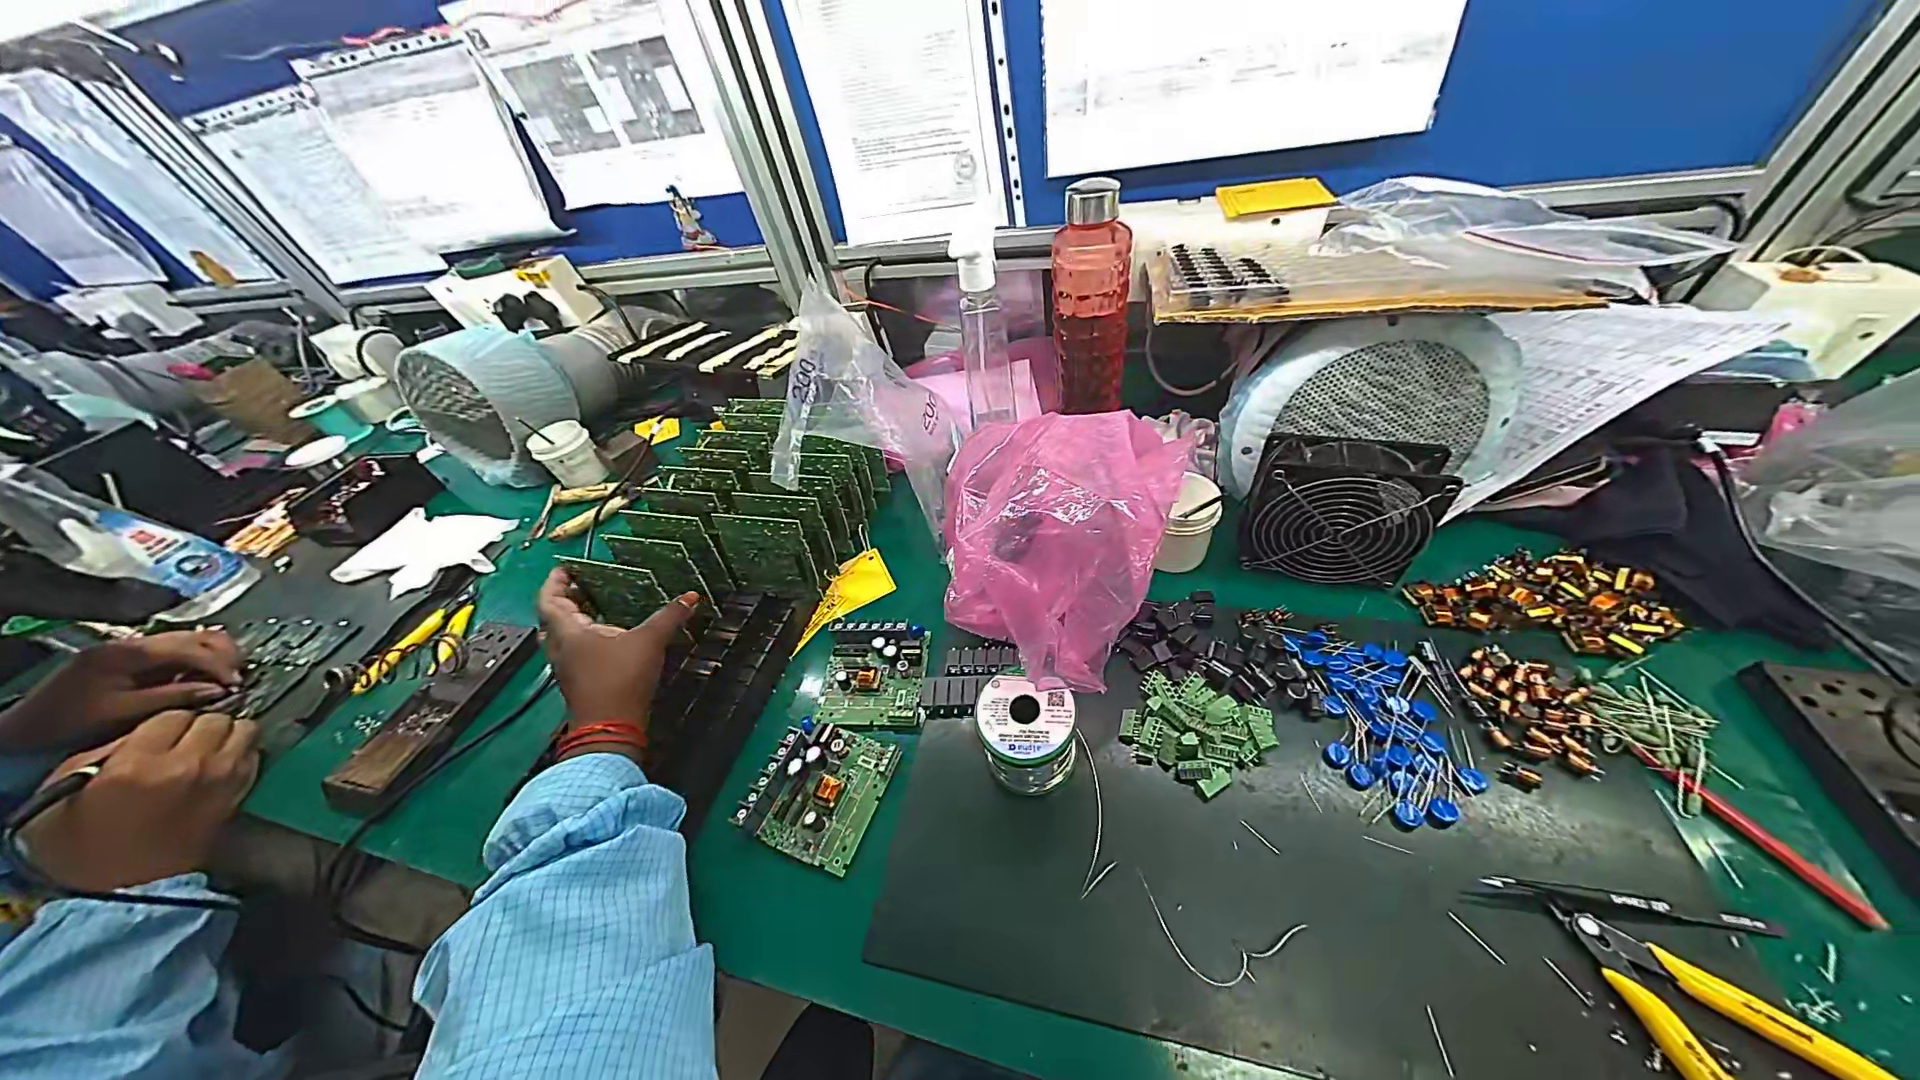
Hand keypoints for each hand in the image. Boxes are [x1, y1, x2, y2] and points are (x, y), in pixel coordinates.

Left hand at [0, 631, 243, 752]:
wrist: (22, 731)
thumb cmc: (70, 724)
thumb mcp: (123, 713)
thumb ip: (174, 697)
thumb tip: (220, 690)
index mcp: (127, 653)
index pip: (192, 648)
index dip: (221, 665)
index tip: (237, 685)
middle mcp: (132, 642)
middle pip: (198, 636)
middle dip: (225, 656)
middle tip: (234, 680)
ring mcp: (132, 646)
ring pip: (194, 639)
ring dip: (215, 657)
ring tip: (222, 680)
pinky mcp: (133, 655)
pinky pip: (180, 650)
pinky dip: (199, 661)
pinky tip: (201, 678)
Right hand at [18, 710, 259, 891]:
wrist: (121, 886)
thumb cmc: (81, 844)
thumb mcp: (67, 790)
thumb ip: (107, 751)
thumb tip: (148, 733)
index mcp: (139, 764)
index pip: (172, 717)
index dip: (164, 725)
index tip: (157, 737)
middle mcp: (190, 764)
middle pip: (216, 719)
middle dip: (200, 727)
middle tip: (184, 744)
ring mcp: (225, 776)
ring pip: (246, 729)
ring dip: (228, 736)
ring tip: (208, 751)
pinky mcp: (245, 789)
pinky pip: (256, 753)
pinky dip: (243, 753)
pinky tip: (221, 766)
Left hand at [535, 567, 698, 750]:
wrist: (611, 726)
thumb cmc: (619, 680)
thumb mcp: (649, 640)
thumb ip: (670, 616)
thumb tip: (691, 597)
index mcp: (567, 630)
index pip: (549, 598)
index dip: (555, 580)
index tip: (566, 567)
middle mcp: (560, 646)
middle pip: (553, 615)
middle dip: (566, 597)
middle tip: (584, 584)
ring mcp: (566, 665)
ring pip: (562, 634)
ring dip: (574, 618)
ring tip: (596, 606)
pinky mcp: (578, 679)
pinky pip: (574, 650)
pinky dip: (585, 637)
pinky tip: (608, 636)